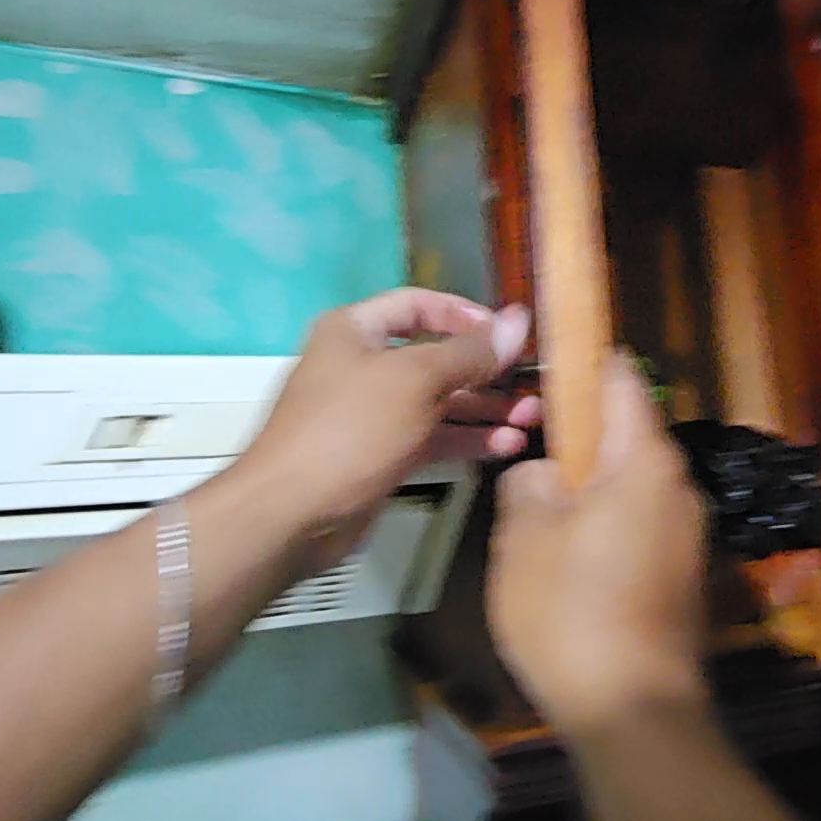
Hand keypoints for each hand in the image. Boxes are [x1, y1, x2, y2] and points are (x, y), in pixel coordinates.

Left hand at [231, 288, 534, 559]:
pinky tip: (504, 445)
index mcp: (356, 330)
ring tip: (530, 417)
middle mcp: (364, 365)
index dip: (464, 314)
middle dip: (485, 371)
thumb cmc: (349, 429)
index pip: (418, 304)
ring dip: (484, 408)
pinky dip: (467, 439)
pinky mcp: (383, 454)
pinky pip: (433, 436)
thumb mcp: (415, 380)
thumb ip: (470, 352)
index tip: (504, 333)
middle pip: (436, 357)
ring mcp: (374, 413)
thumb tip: (517, 320)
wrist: (290, 516)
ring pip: (439, 401)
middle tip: (529, 383)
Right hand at [486, 354, 709, 736]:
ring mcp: (690, 531)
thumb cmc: (571, 610)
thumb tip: (546, 473)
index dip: (586, 362)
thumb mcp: (523, 535)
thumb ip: (529, 481)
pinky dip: (612, 523)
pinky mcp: (686, 571)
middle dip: (582, 438)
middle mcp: (680, 485)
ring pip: (633, 483)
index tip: (553, 362)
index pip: (622, 380)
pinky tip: (577, 561)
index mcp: (645, 460)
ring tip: (547, 515)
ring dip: (594, 486)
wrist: (635, 714)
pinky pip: (643, 522)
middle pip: (628, 433)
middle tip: (533, 453)